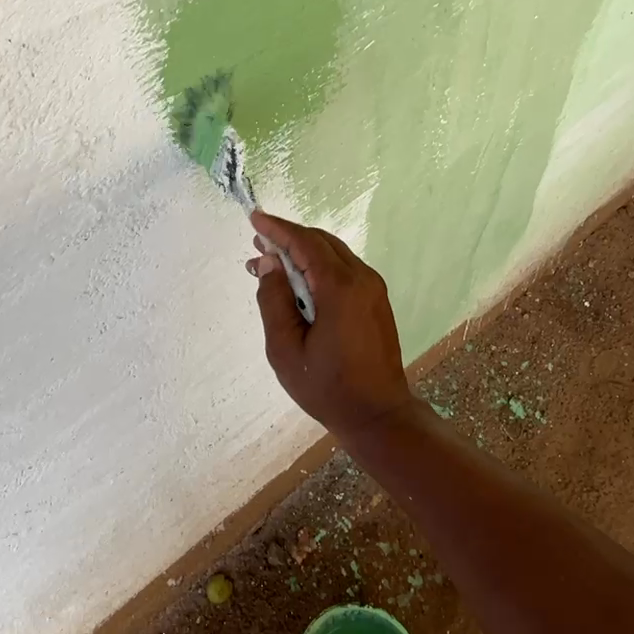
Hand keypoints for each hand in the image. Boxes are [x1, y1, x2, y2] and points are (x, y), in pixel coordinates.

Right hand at [246, 211, 415, 440]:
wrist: (379, 415)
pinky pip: (343, 270)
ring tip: (271, 265)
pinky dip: (318, 267)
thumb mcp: (286, 348)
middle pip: (320, 242)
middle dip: (288, 239)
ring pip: (333, 254)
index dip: (277, 229)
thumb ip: (273, 300)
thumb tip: (270, 263)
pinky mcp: (376, 300)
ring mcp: (373, 288)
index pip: (304, 243)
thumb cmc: (327, 387)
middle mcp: (361, 279)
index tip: (254, 218)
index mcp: (339, 288)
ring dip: (303, 253)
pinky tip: (298, 284)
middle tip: (258, 245)